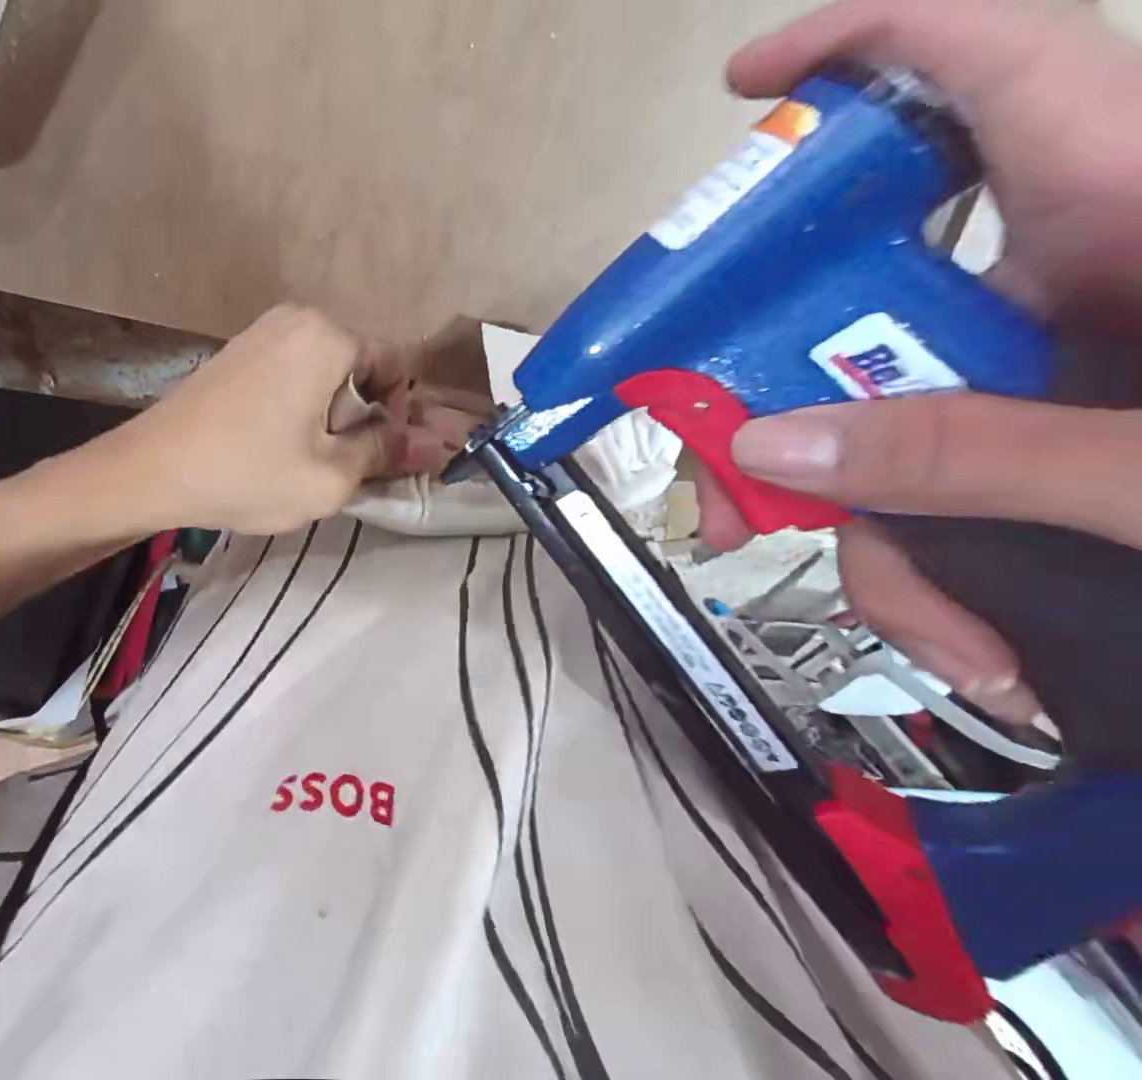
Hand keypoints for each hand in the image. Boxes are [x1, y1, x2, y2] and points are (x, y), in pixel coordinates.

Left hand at [72, 304, 456, 534]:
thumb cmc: (244, 474)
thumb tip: (440, 442)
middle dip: (362, 416)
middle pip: (360, 368)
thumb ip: (388, 453)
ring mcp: (260, 333)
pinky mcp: (236, 355)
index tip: (385, 457)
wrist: (148, 472)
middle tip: (339, 467)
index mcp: (328, 335)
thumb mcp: (328, 477)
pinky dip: (297, 410)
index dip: (403, 414)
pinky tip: (273, 447)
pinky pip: (290, 377)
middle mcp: (297, 319)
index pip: (399, 366)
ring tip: (302, 461)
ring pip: (324, 375)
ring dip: (328, 417)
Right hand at [696, 0, 1141, 720]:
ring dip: (857, 522)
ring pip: (875, 413)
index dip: (863, 48)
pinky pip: (927, 479)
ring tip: (906, 613)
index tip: (747, 85)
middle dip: (774, 398)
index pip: (991, 73)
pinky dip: (926, 564)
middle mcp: (1070, 278)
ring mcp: (1040, 360)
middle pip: (859, 297)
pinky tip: (969, 638)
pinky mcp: (1032, 426)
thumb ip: (981, 454)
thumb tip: (769, 449)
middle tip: (722, 476)